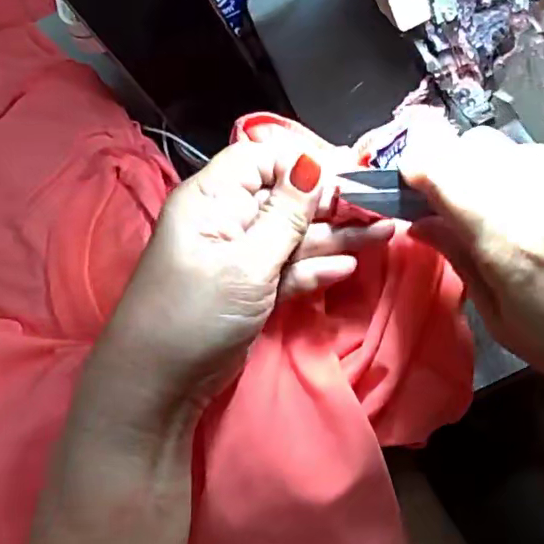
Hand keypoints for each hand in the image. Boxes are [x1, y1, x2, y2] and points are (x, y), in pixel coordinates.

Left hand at [93, 141, 394, 431]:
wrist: (160, 385)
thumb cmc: (197, 313)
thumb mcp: (247, 262)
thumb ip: (286, 215)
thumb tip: (312, 164)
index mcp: (213, 198)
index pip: (262, 159)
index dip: (304, 165)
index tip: (346, 179)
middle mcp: (228, 220)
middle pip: (286, 198)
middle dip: (331, 203)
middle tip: (379, 208)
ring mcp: (242, 255)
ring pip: (295, 236)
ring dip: (336, 237)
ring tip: (384, 234)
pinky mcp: (253, 286)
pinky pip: (289, 268)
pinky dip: (315, 269)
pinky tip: (347, 267)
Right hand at [400, 128, 543, 419]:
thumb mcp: (513, 326)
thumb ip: (464, 262)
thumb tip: (422, 221)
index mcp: (516, 241)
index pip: (442, 164)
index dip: (419, 167)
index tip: (416, 184)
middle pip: (478, 146)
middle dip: (463, 172)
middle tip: (473, 209)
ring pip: (526, 151)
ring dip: (512, 177)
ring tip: (537, 221)